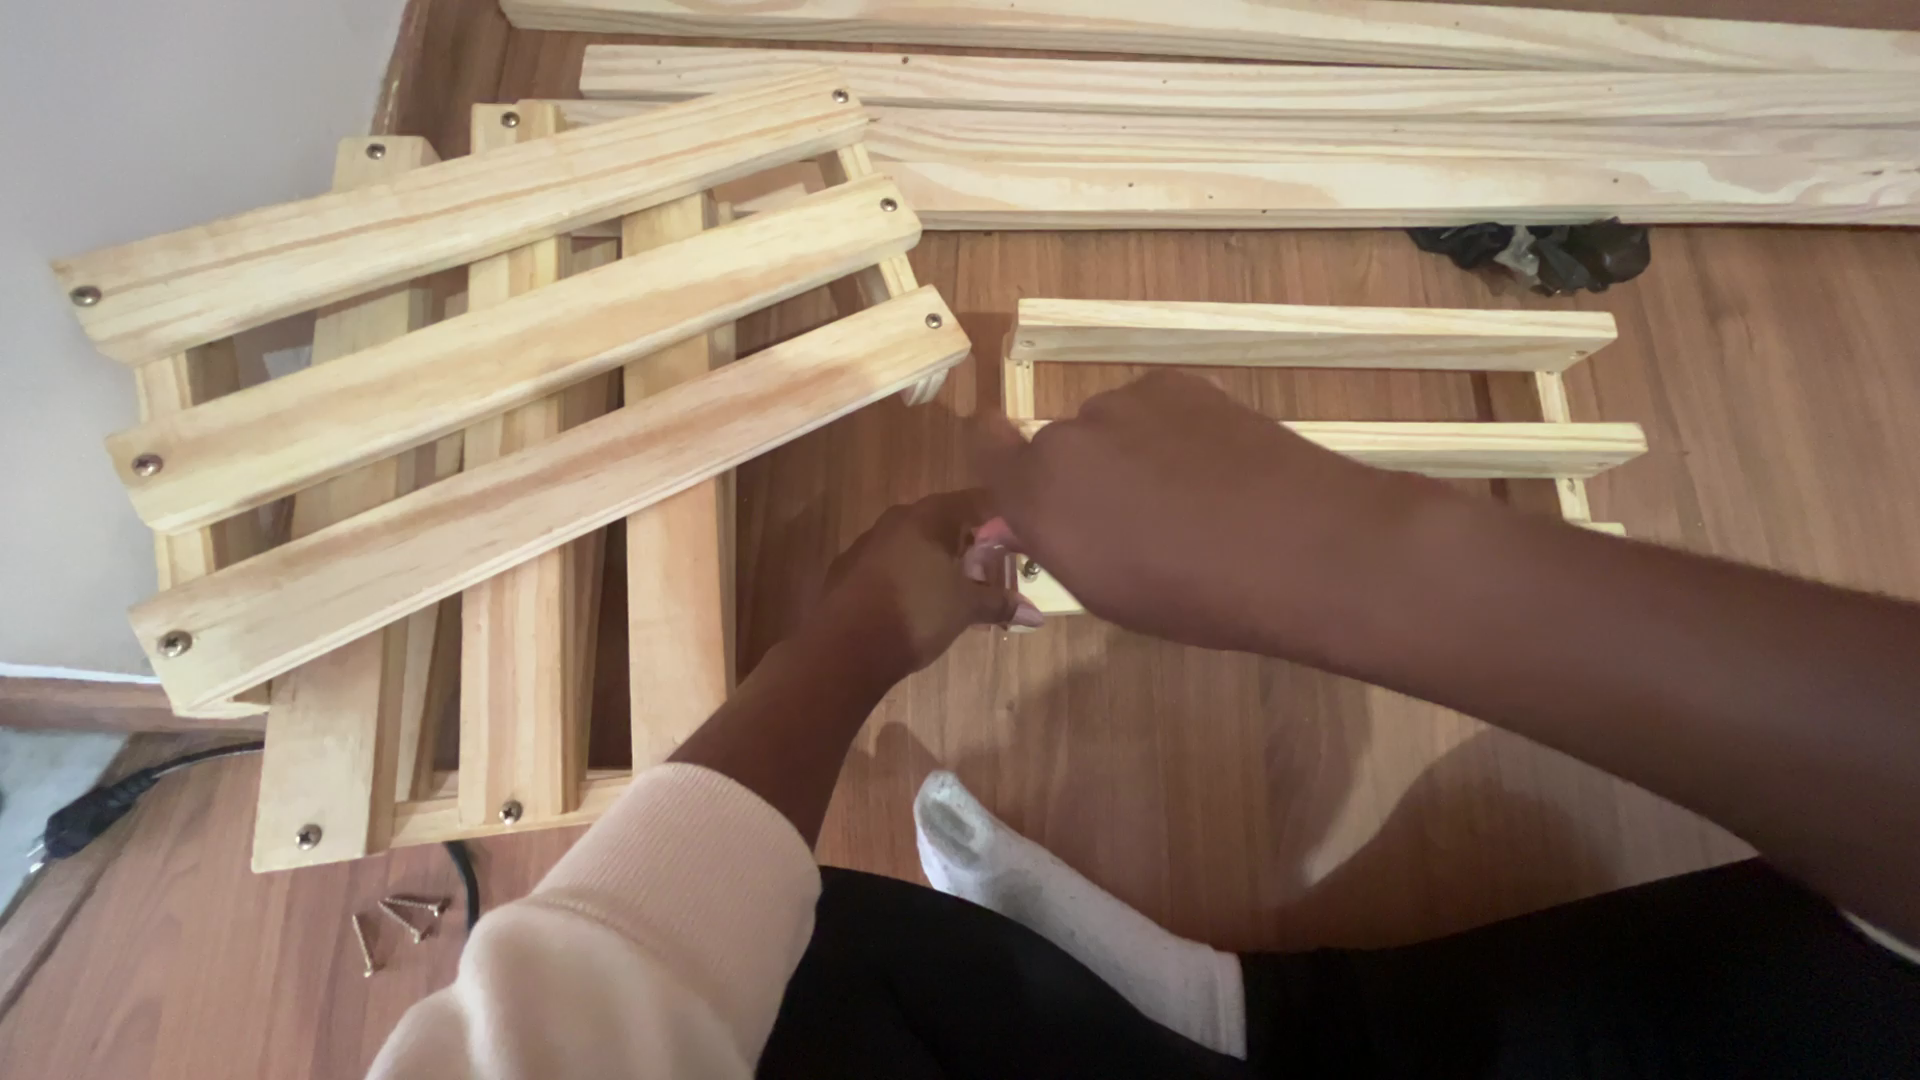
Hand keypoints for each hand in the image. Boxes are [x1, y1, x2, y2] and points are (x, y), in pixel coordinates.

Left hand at [810, 490, 1037, 679]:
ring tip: (958, 592)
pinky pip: (892, 564)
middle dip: (971, 545)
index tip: (1019, 540)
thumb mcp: (966, 608)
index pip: (977, 501)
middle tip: (992, 571)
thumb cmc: (916, 612)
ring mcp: (868, 543)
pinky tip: (919, 603)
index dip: (1002, 520)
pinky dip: (912, 576)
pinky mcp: (849, 569)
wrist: (846, 647)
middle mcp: (897, 519)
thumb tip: (1036, 613)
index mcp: (929, 516)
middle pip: (945, 522)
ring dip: (940, 561)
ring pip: (916, 543)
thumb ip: (1000, 603)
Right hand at [973, 370, 1446, 657]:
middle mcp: (1068, 436)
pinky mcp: (1177, 382)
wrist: (1301, 548)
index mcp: (1039, 494)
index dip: (995, 453)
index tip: (1020, 477)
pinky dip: (1166, 430)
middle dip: (1079, 475)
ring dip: (1125, 451)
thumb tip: (1016, 522)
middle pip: (1054, 445)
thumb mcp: (1103, 590)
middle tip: (1131, 517)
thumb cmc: (1191, 595)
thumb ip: (1051, 542)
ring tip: (1186, 494)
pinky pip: (1150, 407)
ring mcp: (1125, 402)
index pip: (983, 443)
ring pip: (1106, 425)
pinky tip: (1211, 465)